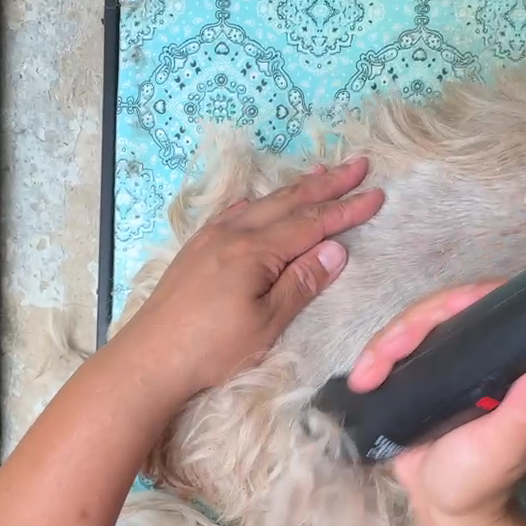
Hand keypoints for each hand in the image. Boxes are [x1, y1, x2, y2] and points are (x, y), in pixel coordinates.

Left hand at [111, 157, 384, 396]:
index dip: (346, 210)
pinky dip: (260, 203)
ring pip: (261, 204)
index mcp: (255, 252)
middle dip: (326, 184)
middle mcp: (232, 234)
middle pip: (288, 202)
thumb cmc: (211, 350)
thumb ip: (300, 284)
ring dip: (295, 189)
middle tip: (358, 165)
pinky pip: (235, 213)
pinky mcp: (194, 251)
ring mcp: (209, 239)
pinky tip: (262, 203)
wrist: (149, 360)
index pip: (311, 223)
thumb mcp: (266, 324)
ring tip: (321, 173)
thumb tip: (335, 250)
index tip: (376, 195)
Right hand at [345, 282, 525, 525]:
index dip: (458, 299)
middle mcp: (478, 352)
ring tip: (364, 377)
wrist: (443, 508)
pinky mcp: (415, 378)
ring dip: (383, 345)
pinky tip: (361, 376)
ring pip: (412, 329)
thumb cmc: (480, 479)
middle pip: (440, 311)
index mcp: (509, 359)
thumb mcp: (505, 446)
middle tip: (380, 359)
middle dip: (406, 327)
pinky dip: (375, 359)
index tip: (431, 316)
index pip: (488, 306)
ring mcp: (444, 363)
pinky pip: (393, 354)